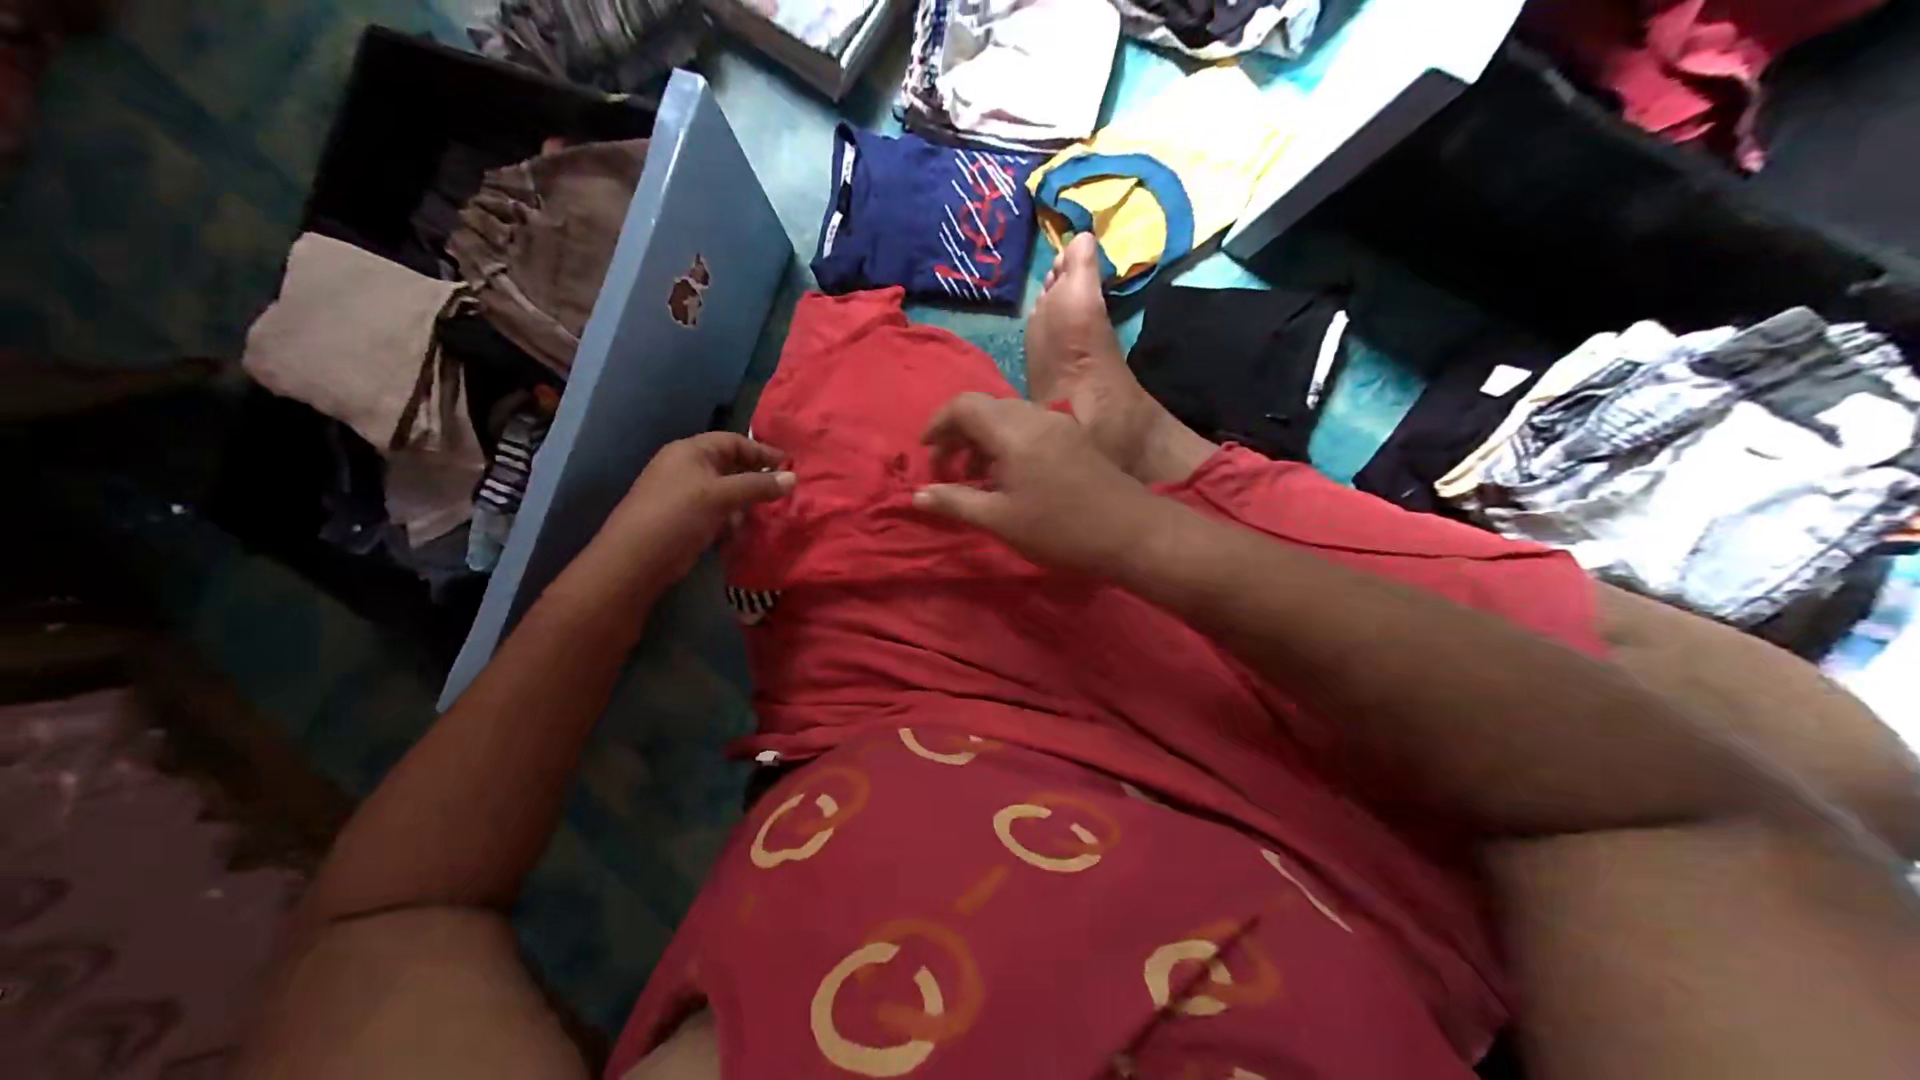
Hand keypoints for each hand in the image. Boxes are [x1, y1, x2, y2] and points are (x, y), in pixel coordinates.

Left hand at [588, 432, 795, 591]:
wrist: (636, 560)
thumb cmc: (678, 516)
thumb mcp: (722, 496)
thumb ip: (758, 485)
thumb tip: (793, 478)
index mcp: (690, 451)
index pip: (733, 441)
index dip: (762, 451)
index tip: (789, 466)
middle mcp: (686, 467)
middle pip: (731, 465)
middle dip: (756, 477)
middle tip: (783, 490)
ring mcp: (685, 494)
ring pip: (726, 491)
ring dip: (746, 502)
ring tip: (768, 513)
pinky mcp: (686, 519)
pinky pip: (718, 512)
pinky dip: (732, 519)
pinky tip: (743, 531)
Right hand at [913, 393, 1162, 576]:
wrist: (1133, 534)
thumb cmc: (1060, 529)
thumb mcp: (1000, 520)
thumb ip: (955, 502)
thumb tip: (917, 495)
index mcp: (1012, 430)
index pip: (963, 406)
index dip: (938, 424)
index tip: (926, 453)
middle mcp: (1035, 416)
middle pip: (984, 408)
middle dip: (958, 434)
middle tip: (947, 471)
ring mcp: (1059, 425)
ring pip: (1007, 418)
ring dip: (983, 440)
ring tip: (975, 480)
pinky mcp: (1074, 438)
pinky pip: (1029, 429)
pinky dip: (1007, 445)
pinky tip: (1009, 479)